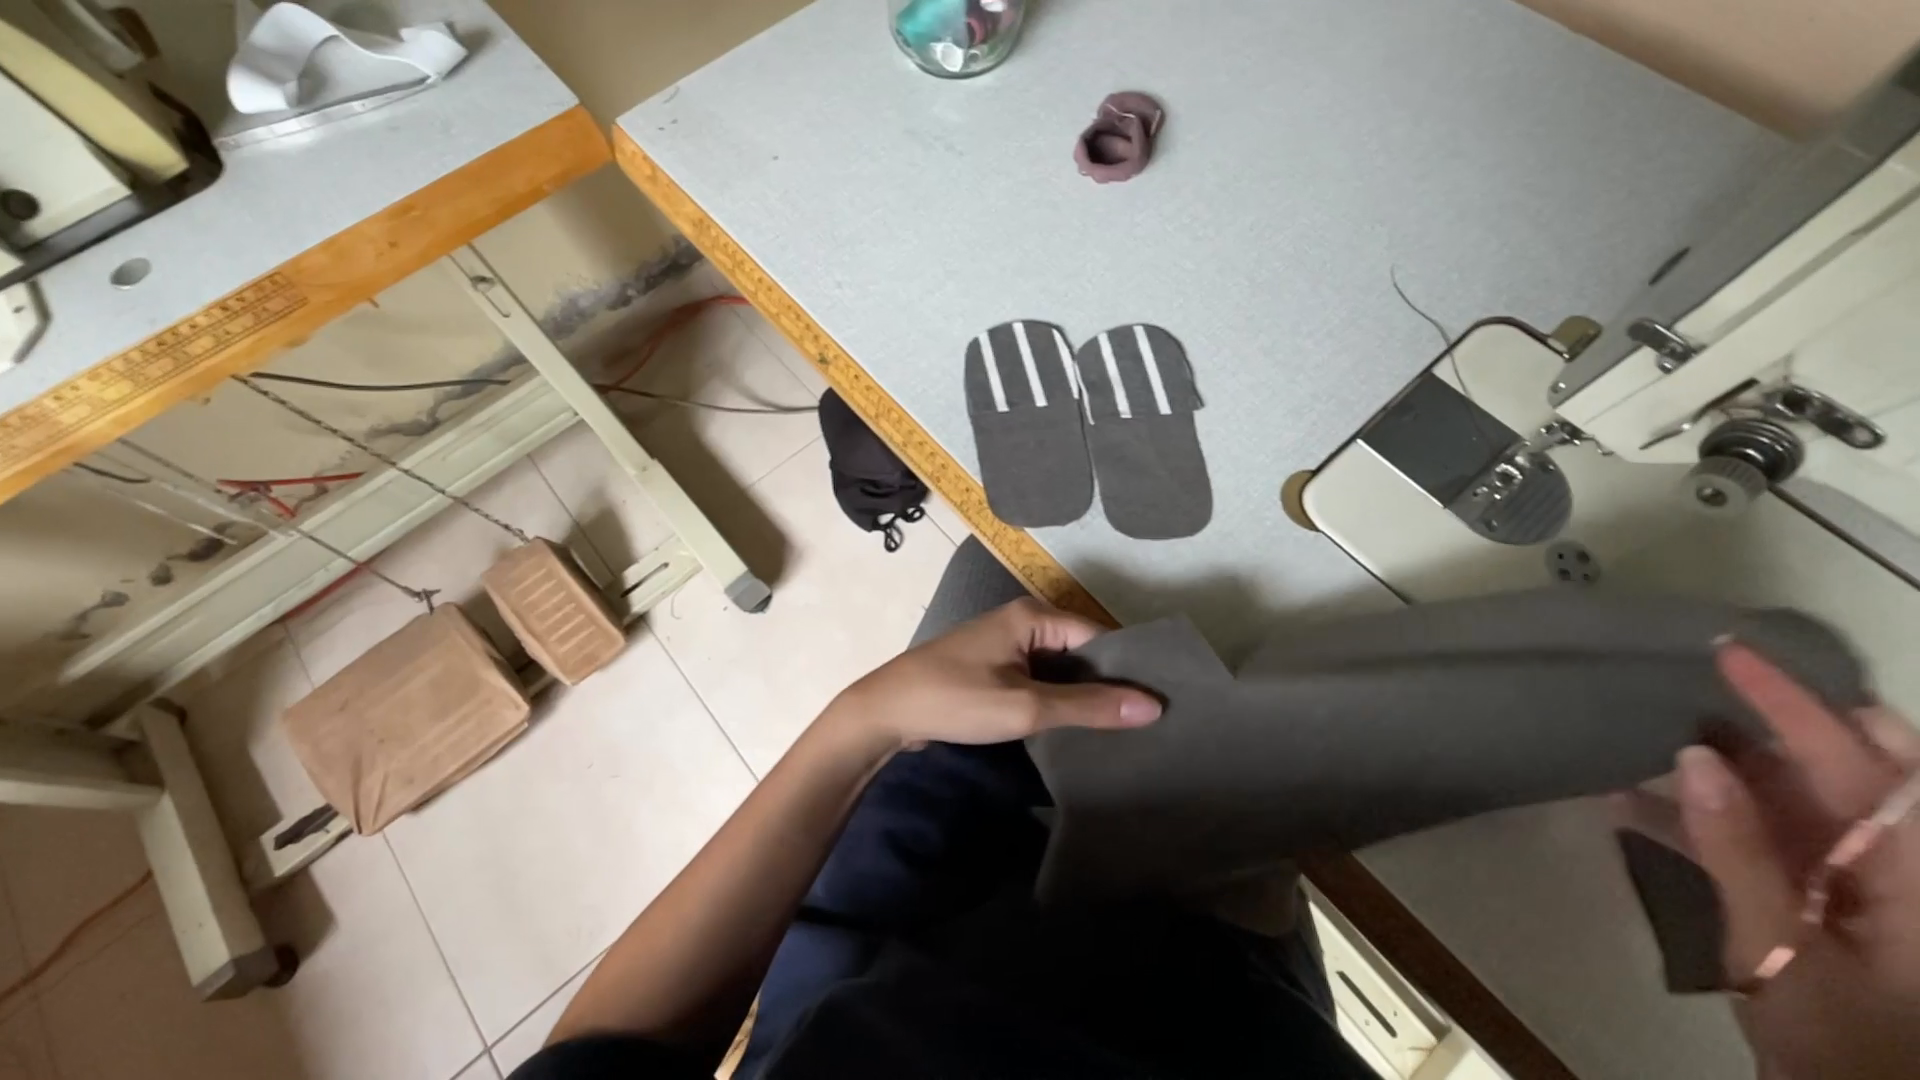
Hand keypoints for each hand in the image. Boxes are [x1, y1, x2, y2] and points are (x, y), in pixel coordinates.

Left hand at [825, 598, 1162, 751]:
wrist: (885, 713)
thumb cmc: (956, 700)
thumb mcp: (1026, 707)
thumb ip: (1088, 705)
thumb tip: (1153, 706)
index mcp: (1032, 616)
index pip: (1099, 637)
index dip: (1129, 669)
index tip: (1160, 702)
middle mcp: (1022, 621)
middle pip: (1081, 650)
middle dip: (1108, 682)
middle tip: (1148, 721)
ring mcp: (1006, 645)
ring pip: (1060, 667)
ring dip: (1083, 694)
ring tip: (1124, 728)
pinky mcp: (994, 668)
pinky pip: (1039, 678)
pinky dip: (1057, 698)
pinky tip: (1078, 727)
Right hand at [1662, 645, 1919, 1078]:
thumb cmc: (1849, 1050)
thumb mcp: (1785, 954)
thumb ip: (1741, 854)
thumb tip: (1693, 758)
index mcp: (1916, 875)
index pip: (1868, 763)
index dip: (1801, 703)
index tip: (1730, 656)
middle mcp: (1893, 869)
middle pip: (1839, 776)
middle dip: (1768, 730)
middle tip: (1694, 693)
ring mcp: (1855, 891)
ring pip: (1792, 807)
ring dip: (1721, 776)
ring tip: (1647, 744)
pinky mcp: (1818, 910)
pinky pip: (1761, 848)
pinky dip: (1701, 825)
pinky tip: (1629, 810)